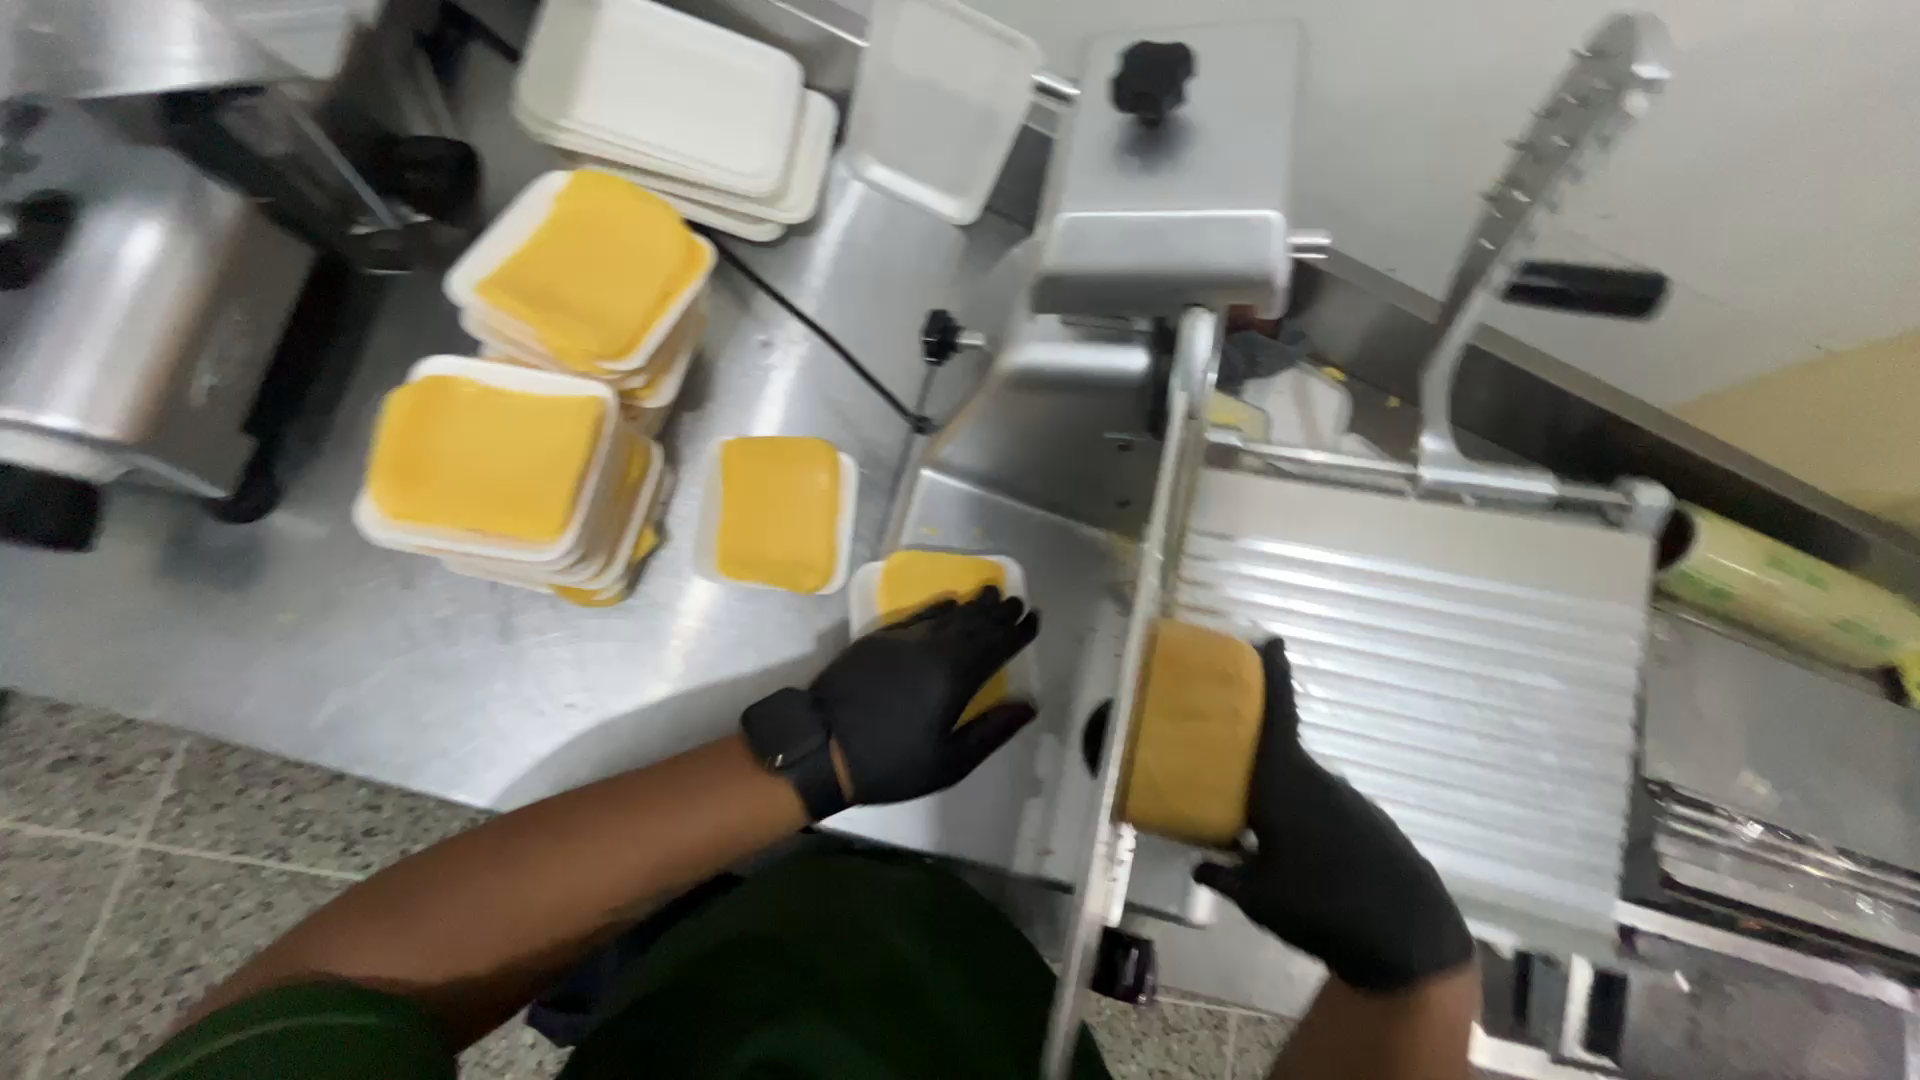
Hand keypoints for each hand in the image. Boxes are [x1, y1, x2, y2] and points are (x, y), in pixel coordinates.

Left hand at [813, 587, 1040, 805]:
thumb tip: (1028, 706)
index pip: (995, 647)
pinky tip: (948, 603)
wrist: (822, 747)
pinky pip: (917, 615)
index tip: (1033, 618)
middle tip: (1017, 600)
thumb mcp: (949, 762)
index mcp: (954, 678)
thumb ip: (991, 731)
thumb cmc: (891, 762)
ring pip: (947, 615)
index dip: (1017, 633)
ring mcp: (903, 640)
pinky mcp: (879, 639)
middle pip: (974, 625)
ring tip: (991, 593)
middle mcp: (933, 650)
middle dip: (998, 613)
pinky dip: (937, 607)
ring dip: (972, 605)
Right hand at [1194, 639, 1473, 993]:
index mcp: (1284, 784)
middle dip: (1253, 748)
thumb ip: (1224, 875)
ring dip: (1278, 791)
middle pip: (1280, 751)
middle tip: (1223, 752)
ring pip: (1300, 784)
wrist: (1407, 937)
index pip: (1278, 716)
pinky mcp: (1367, 825)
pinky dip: (1304, 815)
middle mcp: (1316, 781)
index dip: (1273, 676)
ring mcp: (1346, 802)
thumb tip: (1199, 865)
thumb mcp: (1257, 897)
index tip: (1270, 639)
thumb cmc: (1319, 905)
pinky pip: (1322, 807)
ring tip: (1255, 817)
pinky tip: (1298, 851)